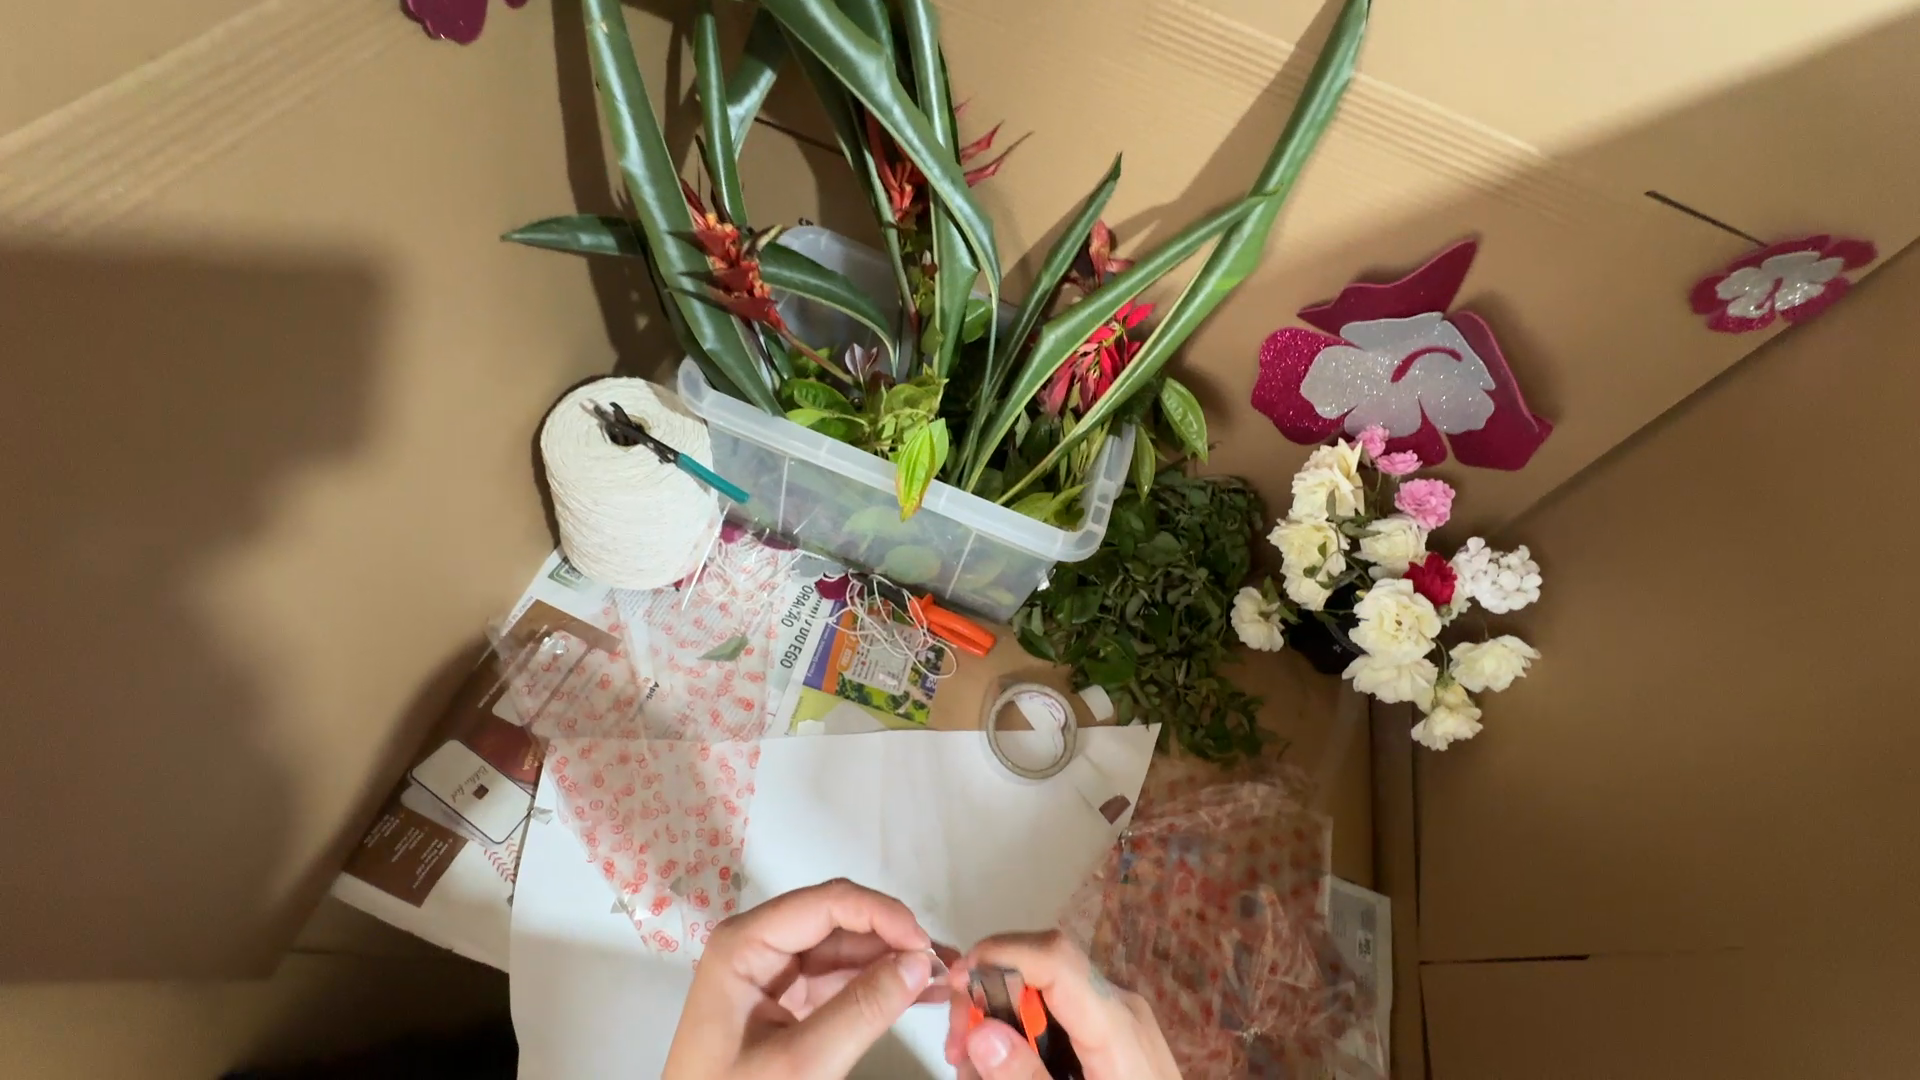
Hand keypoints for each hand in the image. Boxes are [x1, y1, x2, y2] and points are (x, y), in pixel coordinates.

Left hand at [663, 879, 949, 1079]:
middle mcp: (760, 944)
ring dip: (894, 962)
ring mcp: (774, 974)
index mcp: (747, 942)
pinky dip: (879, 986)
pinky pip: (841, 981)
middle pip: (840, 922)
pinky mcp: (788, 1004)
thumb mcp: (799, 1065)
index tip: (925, 946)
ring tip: (945, 976)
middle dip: (893, 938)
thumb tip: (921, 961)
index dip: (882, 915)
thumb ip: (861, 1010)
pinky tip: (920, 992)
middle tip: (945, 961)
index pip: (828, 903)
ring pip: (847, 950)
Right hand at [944, 930, 1179, 1079]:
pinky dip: (1025, 1034)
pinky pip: (1060, 1013)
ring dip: (1001, 1020)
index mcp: (1117, 1023)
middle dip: (990, 997)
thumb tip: (979, 1032)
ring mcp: (1119, 1016)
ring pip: (1043, 991)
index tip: (956, 983)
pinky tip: (1009, 1070)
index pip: (1055, 957)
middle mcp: (1120, 1005)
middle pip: (1041, 968)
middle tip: (957, 1050)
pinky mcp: (1113, 1033)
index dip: (1000, 953)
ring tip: (974, 1072)